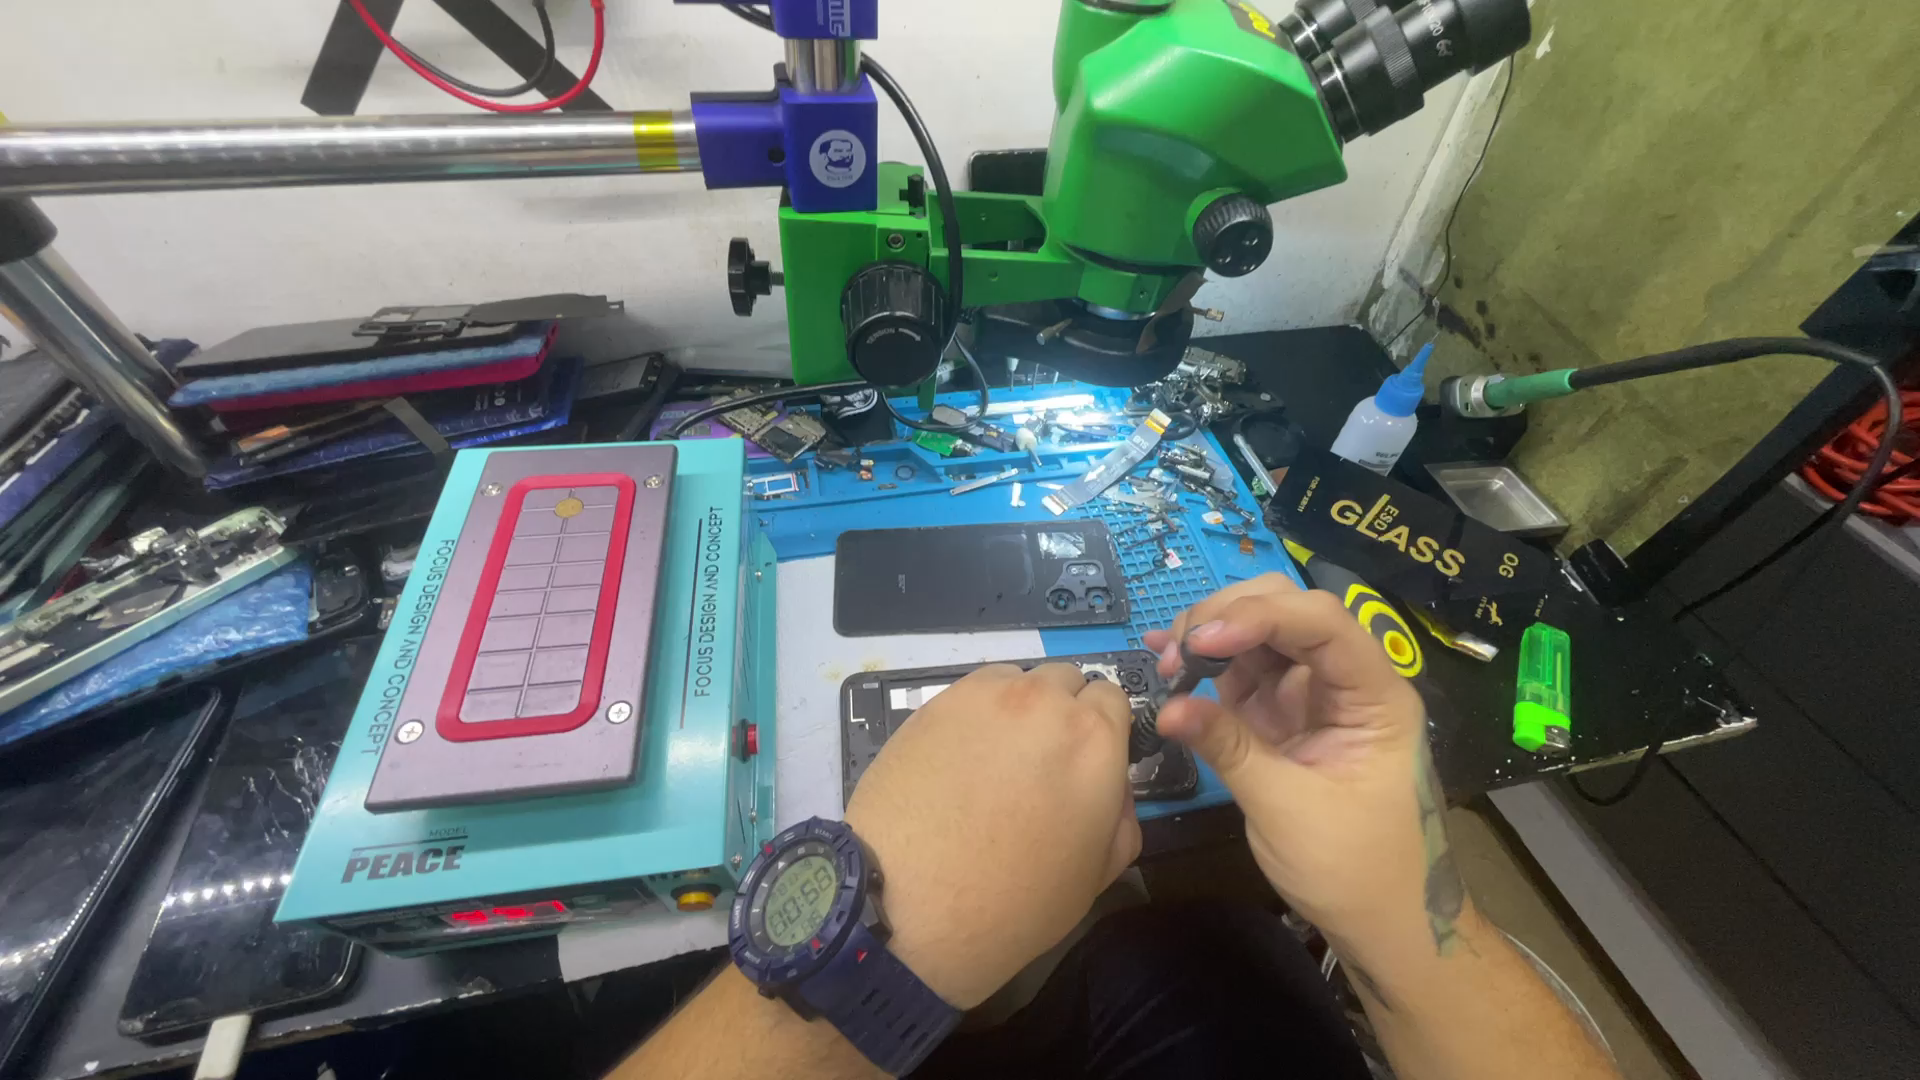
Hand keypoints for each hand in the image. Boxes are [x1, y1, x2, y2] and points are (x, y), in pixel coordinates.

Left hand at [844, 663, 1139, 1008]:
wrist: (905, 902)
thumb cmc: (1011, 903)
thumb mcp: (1094, 876)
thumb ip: (1122, 817)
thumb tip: (1112, 786)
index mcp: (1094, 741)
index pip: (1114, 699)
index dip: (1105, 731)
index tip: (1086, 763)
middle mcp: (1046, 701)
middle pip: (1068, 682)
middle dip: (1064, 715)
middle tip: (1040, 765)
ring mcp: (988, 694)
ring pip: (1022, 680)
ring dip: (1022, 708)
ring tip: (996, 759)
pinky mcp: (940, 698)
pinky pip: (977, 689)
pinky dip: (980, 711)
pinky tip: (962, 753)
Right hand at [1146, 574, 1470, 955]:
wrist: (1385, 927)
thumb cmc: (1355, 871)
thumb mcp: (1286, 809)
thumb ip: (1228, 747)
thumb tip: (1165, 708)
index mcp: (1372, 695)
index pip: (1319, 622)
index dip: (1257, 616)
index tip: (1200, 643)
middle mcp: (1343, 680)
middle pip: (1287, 610)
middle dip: (1227, 616)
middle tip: (1178, 652)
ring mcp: (1309, 694)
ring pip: (1259, 631)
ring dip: (1209, 636)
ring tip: (1167, 664)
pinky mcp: (1280, 713)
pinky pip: (1241, 668)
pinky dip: (1205, 662)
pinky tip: (1170, 663)